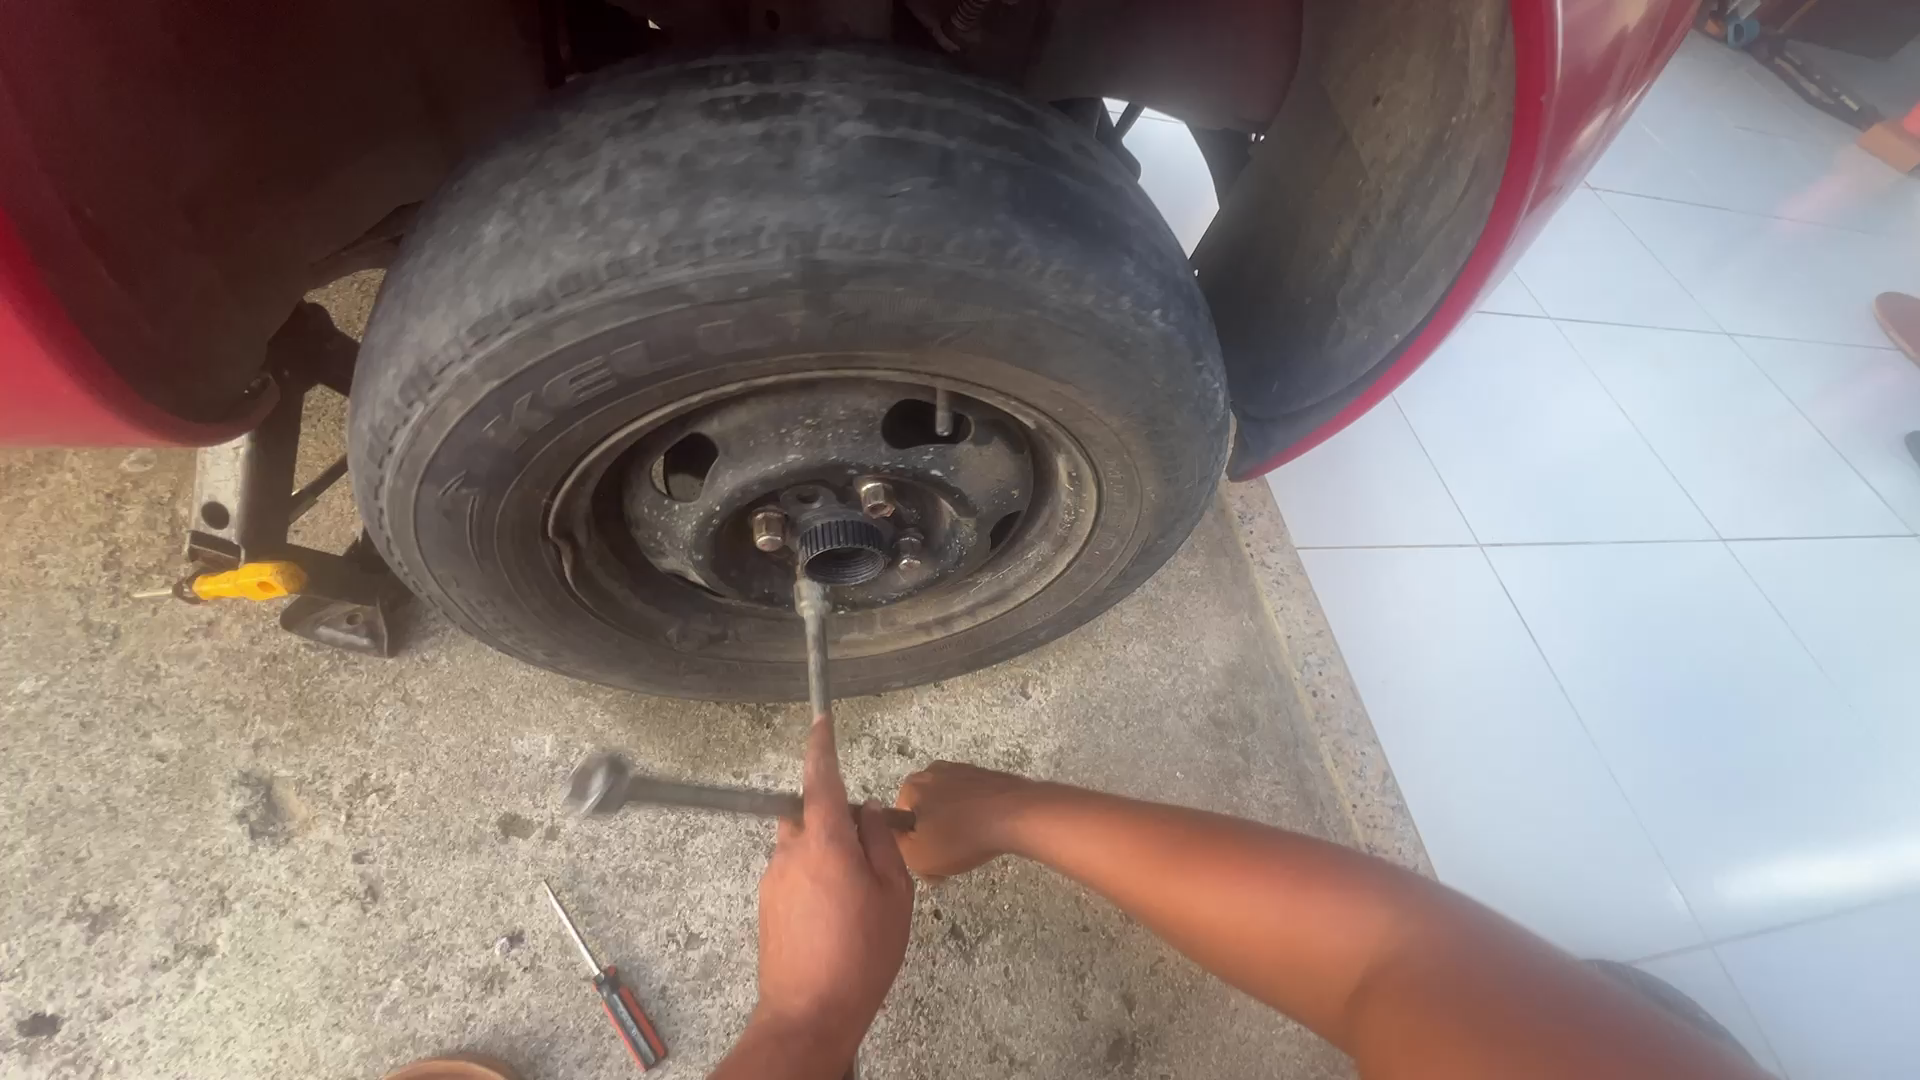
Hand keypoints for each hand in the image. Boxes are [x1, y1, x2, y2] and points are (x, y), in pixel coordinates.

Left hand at [751, 717, 913, 1056]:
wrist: (810, 1016)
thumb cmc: (861, 953)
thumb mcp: (893, 893)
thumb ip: (880, 841)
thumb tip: (866, 810)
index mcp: (825, 841)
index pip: (821, 778)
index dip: (822, 745)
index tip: (822, 720)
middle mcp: (791, 851)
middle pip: (809, 812)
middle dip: (834, 818)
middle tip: (865, 852)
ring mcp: (773, 879)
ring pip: (802, 844)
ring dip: (826, 853)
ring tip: (854, 897)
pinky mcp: (767, 904)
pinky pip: (793, 872)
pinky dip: (814, 878)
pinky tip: (835, 917)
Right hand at [894, 761, 1042, 880]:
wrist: (1014, 815)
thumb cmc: (961, 836)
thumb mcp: (916, 855)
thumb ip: (894, 846)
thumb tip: (894, 837)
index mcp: (912, 784)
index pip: (900, 822)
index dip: (912, 847)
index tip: (928, 862)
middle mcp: (933, 770)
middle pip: (924, 814)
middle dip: (933, 838)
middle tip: (948, 862)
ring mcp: (962, 770)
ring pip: (948, 809)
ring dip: (954, 830)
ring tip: (970, 850)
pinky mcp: (985, 776)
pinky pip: (970, 803)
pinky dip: (973, 819)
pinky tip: (985, 835)